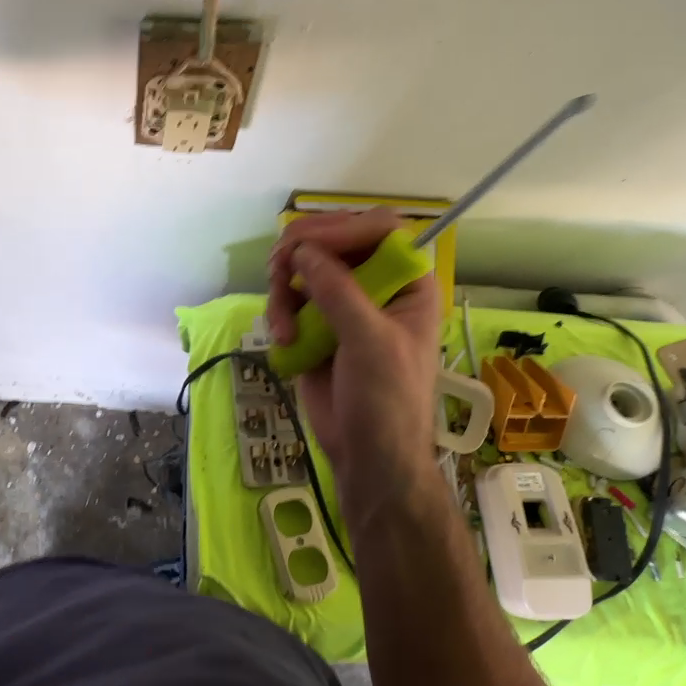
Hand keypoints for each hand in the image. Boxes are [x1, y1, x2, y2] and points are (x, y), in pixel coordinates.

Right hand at [267, 211, 442, 502]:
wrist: (368, 457)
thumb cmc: (387, 401)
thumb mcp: (370, 343)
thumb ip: (338, 291)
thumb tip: (301, 250)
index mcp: (406, 283)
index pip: (377, 229)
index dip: (342, 228)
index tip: (307, 245)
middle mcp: (375, 284)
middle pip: (333, 241)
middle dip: (301, 254)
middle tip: (278, 269)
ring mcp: (342, 303)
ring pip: (302, 266)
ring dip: (284, 289)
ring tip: (283, 325)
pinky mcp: (315, 323)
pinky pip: (288, 296)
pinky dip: (278, 311)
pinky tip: (283, 339)